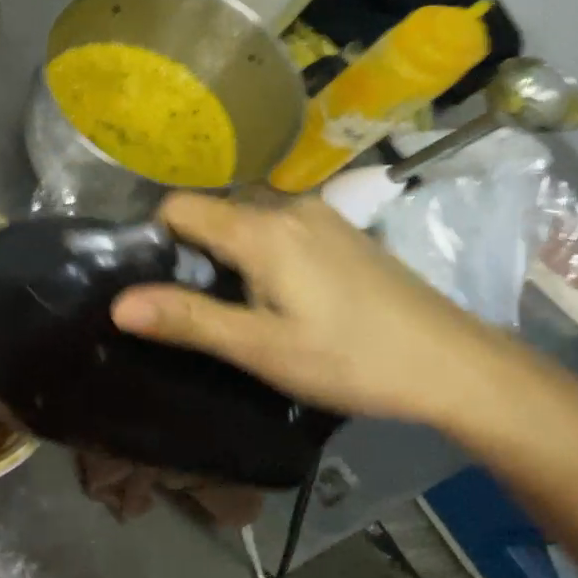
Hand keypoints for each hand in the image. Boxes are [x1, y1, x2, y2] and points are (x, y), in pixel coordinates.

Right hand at [111, 193, 520, 425]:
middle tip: (199, 308)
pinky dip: (260, 257)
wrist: (461, 369)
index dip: (156, 240)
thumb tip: (117, 304)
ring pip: (246, 223)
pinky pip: (277, 231)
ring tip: (240, 309)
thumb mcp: (260, 348)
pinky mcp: (344, 235)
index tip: (157, 283)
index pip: (179, 207)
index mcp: (263, 230)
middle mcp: (290, 209)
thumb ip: (187, 319)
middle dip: (192, 253)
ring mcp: (322, 218)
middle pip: (212, 214)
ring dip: (228, 257)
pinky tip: (283, 301)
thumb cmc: (352, 359)